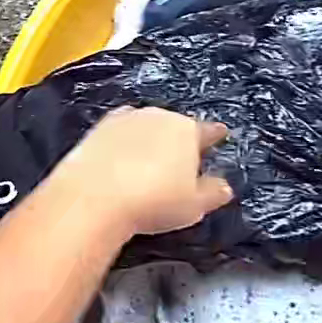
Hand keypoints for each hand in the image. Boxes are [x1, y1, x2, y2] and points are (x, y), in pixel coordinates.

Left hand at [48, 106, 234, 238]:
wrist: (96, 195)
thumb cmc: (154, 201)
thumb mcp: (193, 206)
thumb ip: (212, 193)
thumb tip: (225, 186)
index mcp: (188, 131)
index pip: (208, 131)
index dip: (215, 135)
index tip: (222, 133)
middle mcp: (160, 116)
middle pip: (176, 125)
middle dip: (179, 138)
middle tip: (179, 158)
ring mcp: (129, 118)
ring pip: (148, 123)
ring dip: (151, 136)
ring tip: (149, 157)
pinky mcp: (101, 126)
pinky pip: (121, 128)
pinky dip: (125, 138)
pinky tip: (123, 149)